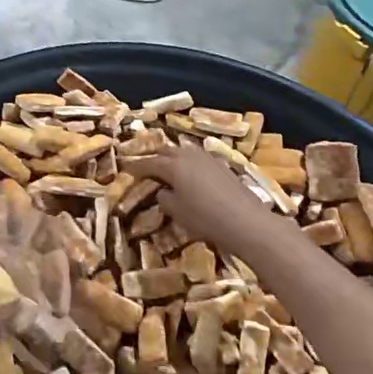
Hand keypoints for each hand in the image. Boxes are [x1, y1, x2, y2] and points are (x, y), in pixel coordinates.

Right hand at [132, 145, 286, 257]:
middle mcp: (189, 156)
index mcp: (173, 165)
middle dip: (154, 157)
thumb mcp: (177, 212)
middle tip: (145, 166)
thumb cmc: (205, 218)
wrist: (247, 222)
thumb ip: (165, 198)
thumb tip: (163, 190)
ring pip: (184, 152)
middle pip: (166, 151)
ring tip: (167, 167)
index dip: (135, 166)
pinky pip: (199, 159)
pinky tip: (191, 174)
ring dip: (173, 157)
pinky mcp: (223, 166)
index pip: (148, 163)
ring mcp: (208, 158)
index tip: (125, 169)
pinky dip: (190, 163)